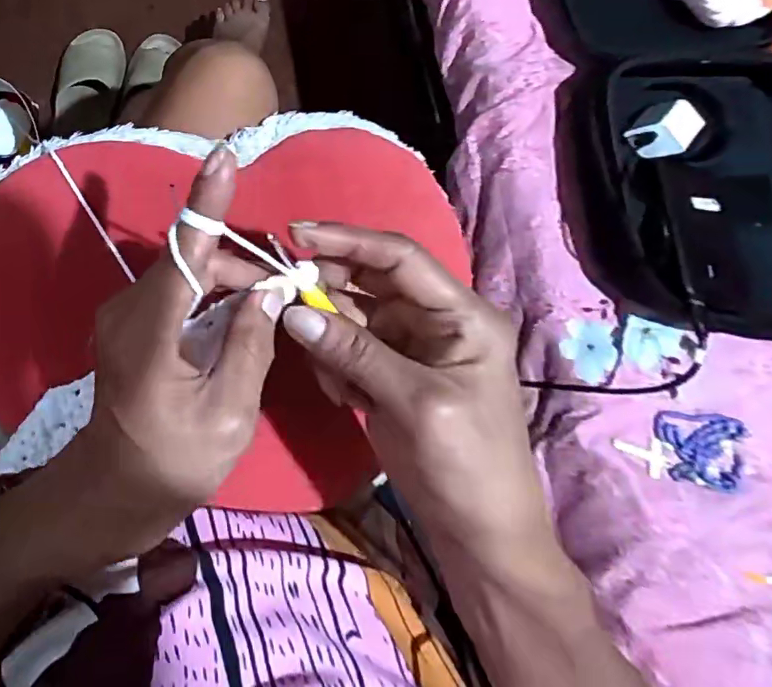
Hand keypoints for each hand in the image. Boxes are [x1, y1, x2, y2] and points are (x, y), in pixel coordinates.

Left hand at [43, 144, 278, 569]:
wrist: (114, 486)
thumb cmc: (174, 461)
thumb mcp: (228, 414)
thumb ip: (249, 344)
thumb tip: (270, 291)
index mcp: (151, 331)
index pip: (184, 252)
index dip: (206, 202)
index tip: (224, 156)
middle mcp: (128, 308)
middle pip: (189, 260)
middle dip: (238, 263)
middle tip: (283, 288)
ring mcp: (122, 312)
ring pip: (182, 272)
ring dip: (225, 279)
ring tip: (265, 303)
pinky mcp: (127, 319)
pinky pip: (172, 289)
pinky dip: (206, 291)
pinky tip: (235, 311)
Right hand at [279, 224, 555, 558]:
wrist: (479, 535)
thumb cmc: (467, 464)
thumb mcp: (414, 403)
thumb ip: (353, 352)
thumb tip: (292, 310)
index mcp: (461, 314)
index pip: (398, 256)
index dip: (347, 240)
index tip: (296, 235)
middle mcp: (434, 318)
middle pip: (367, 279)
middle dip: (328, 290)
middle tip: (292, 308)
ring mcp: (409, 342)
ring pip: (348, 311)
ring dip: (329, 337)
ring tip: (338, 384)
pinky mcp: (387, 367)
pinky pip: (343, 343)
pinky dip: (333, 362)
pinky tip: (347, 398)